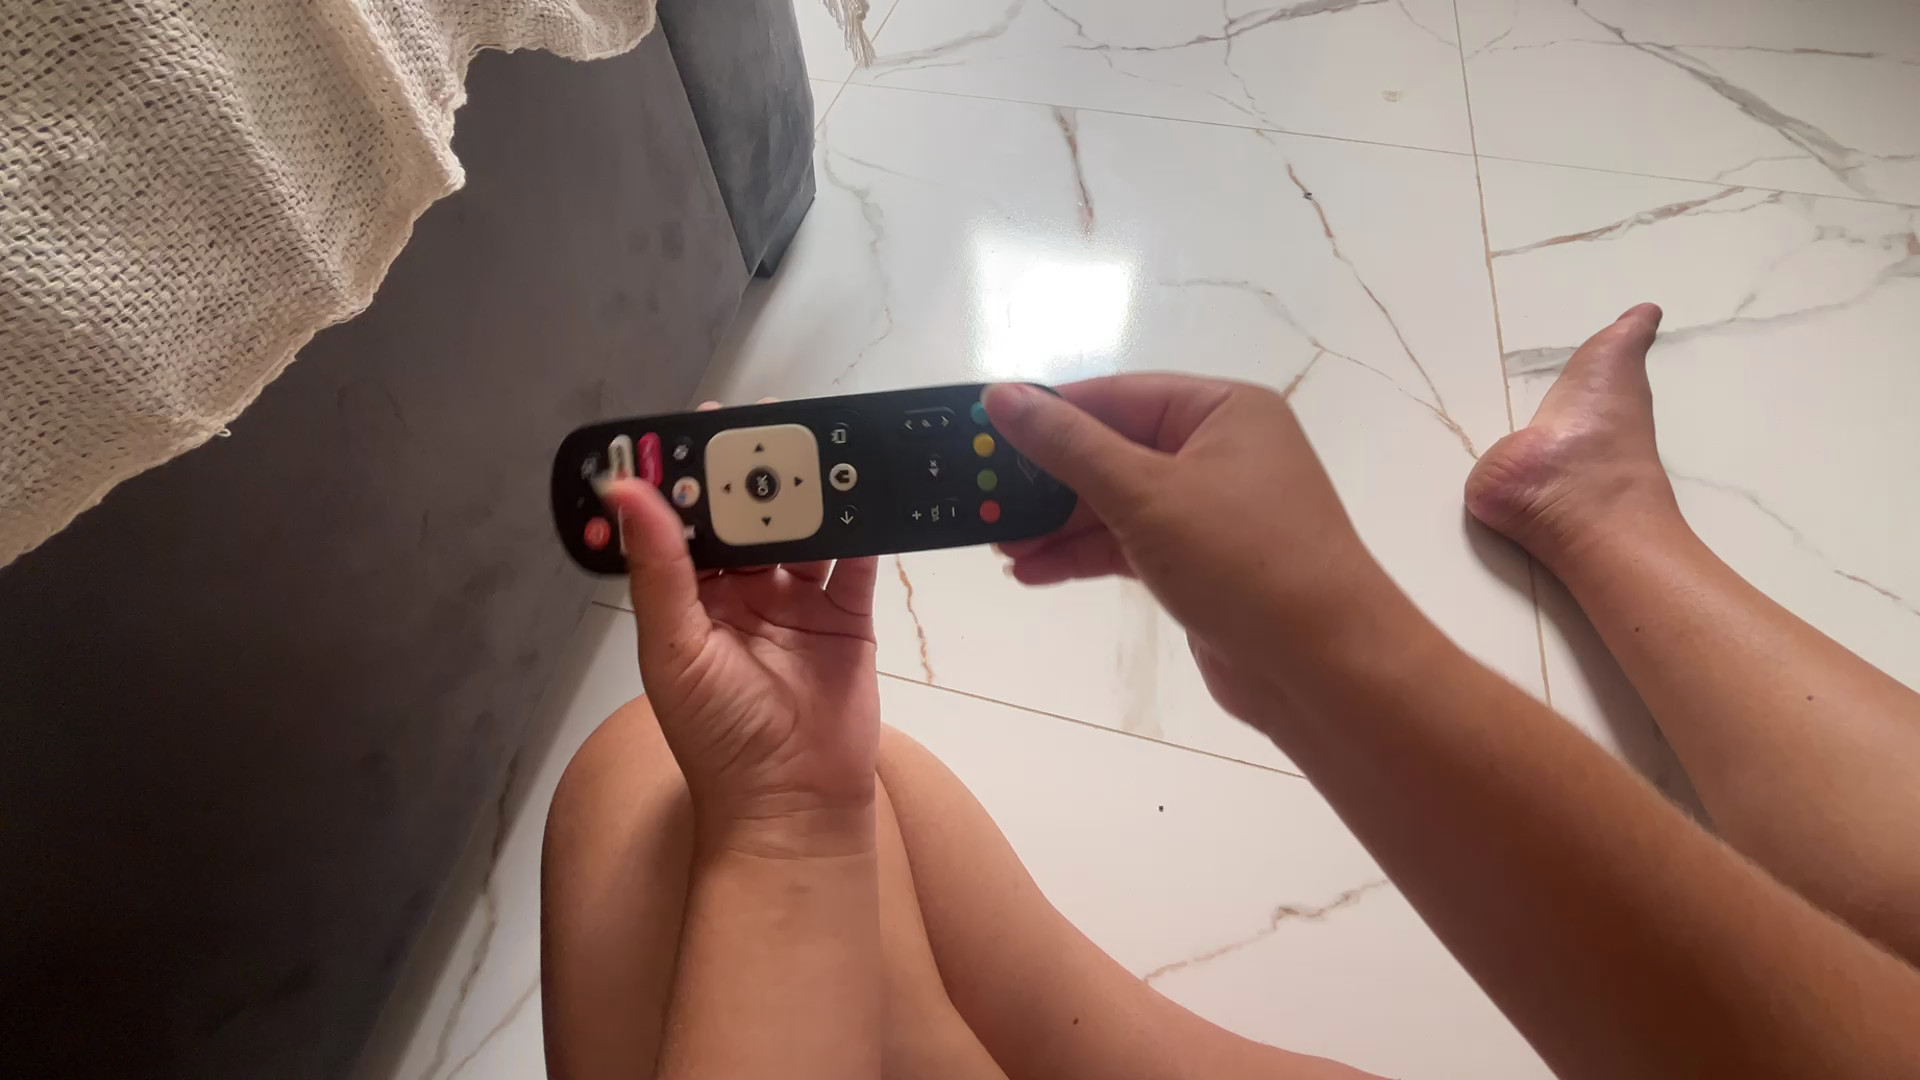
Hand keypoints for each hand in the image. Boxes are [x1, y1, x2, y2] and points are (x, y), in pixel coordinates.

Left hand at [595, 416, 880, 851]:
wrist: (797, 801)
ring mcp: (801, 600)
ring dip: (811, 493)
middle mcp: (747, 591)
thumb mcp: (674, 649)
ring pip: (806, 530)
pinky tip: (866, 491)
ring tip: (819, 446)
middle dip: (759, 473)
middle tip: (771, 422)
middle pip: (753, 517)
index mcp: (694, 597)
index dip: (694, 475)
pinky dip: (864, 527)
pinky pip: (856, 559)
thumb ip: (659, 569)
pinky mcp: (848, 612)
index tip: (700, 425)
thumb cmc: (721, 735)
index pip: (691, 521)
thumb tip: (625, 491)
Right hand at [986, 376, 1415, 728]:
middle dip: (1049, 483)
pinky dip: (1085, 556)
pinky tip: (1036, 572)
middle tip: (990, 500)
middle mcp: (1216, 452)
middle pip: (1112, 452)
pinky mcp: (1197, 560)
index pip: (1116, 397)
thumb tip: (1002, 395)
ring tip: (1002, 546)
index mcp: (1220, 412)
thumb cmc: (1241, 560)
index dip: (1049, 414)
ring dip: (1059, 527)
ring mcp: (1207, 509)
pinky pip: (1129, 543)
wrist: (1322, 668)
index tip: (989, 431)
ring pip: (1115, 504)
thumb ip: (1068, 446)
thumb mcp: (1144, 493)